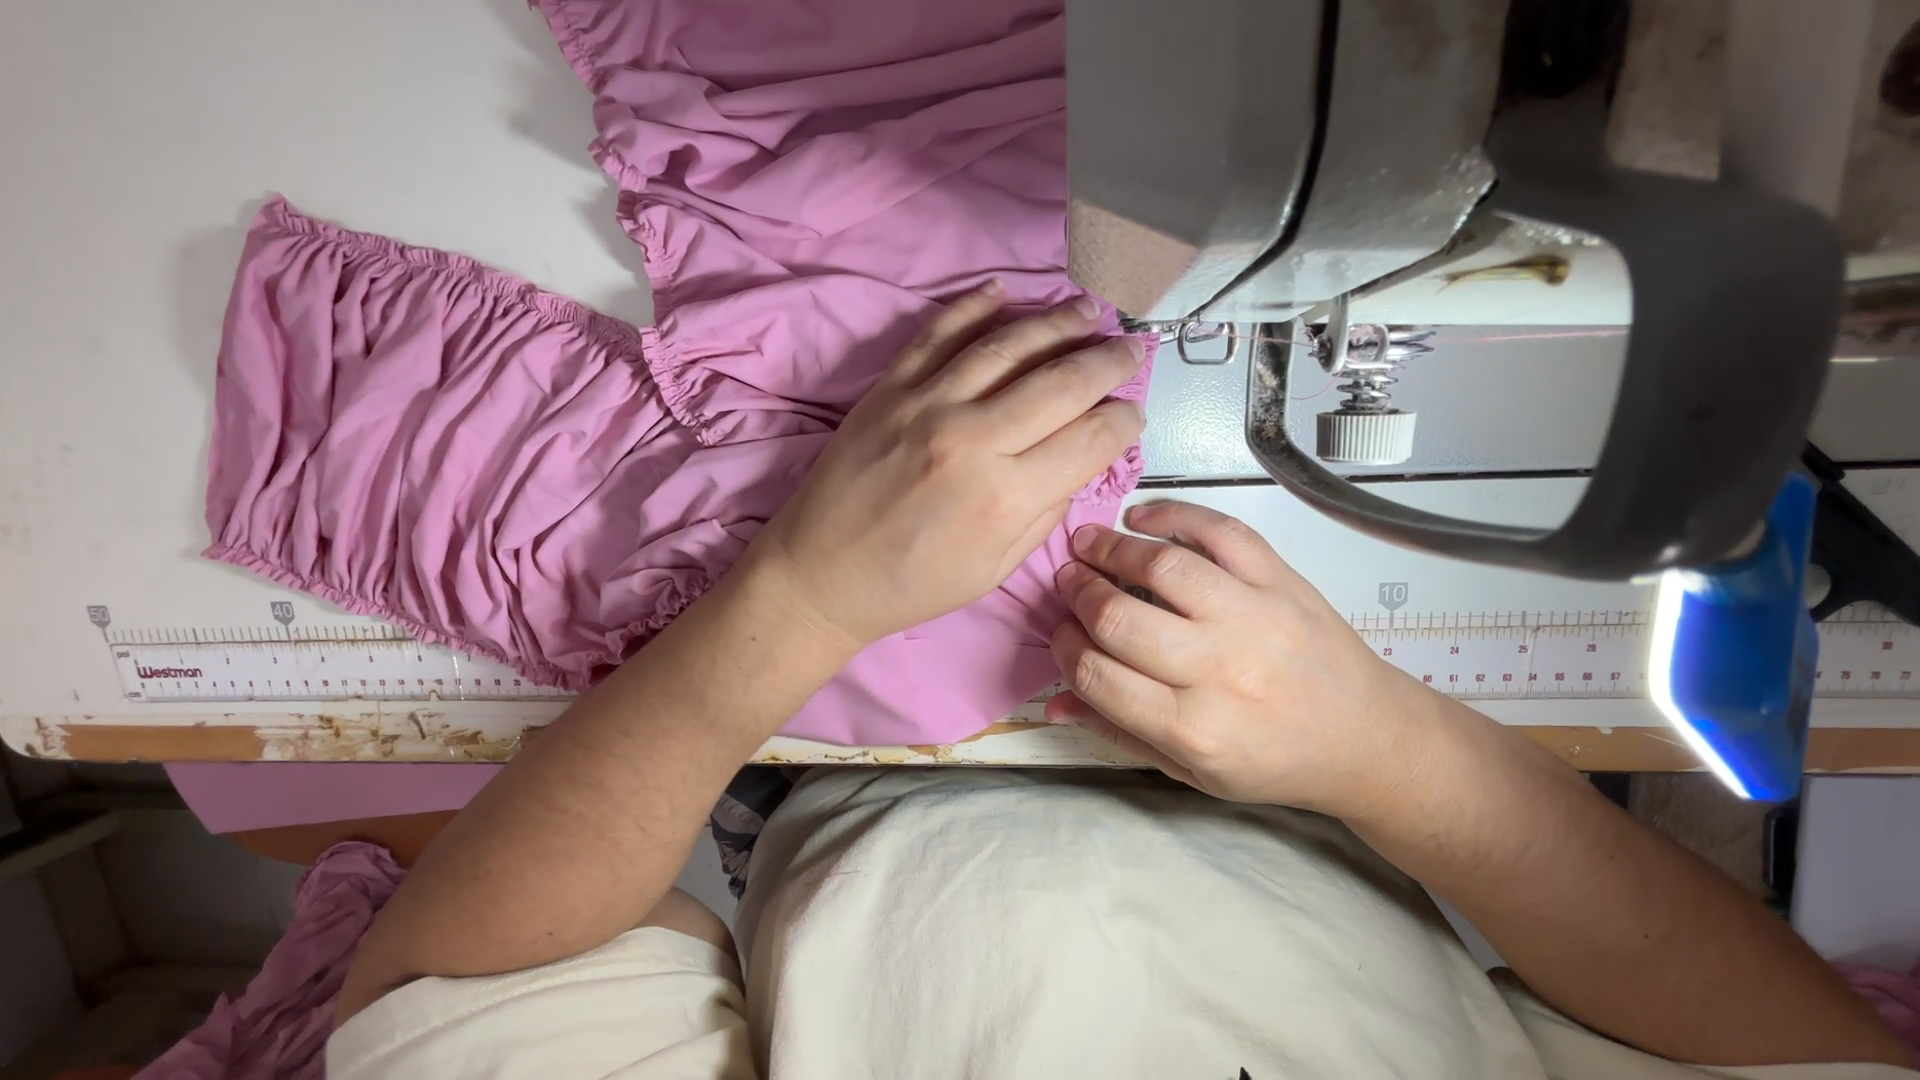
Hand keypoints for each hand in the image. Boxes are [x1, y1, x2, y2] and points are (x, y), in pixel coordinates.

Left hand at [750, 284, 1144, 648]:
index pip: (1090, 439)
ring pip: (1008, 346)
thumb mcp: (995, 568)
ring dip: (1057, 322)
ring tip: (1089, 309)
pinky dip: (974, 306)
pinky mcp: (889, 389)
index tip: (1133, 412)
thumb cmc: (912, 584)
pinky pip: (940, 333)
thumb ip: (1045, 509)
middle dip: (1108, 360)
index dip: (1123, 421)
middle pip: (1062, 382)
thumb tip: (1081, 457)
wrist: (821, 575)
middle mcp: (972, 441)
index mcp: (1006, 498)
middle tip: (1132, 347)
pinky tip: (1005, 291)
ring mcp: (927, 406)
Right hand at [1045, 500, 1438, 814]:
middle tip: (1067, 582)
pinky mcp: (1282, 581)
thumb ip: (1120, 732)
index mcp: (1193, 728)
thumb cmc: (1273, 760)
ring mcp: (1255, 618)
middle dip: (1079, 594)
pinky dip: (1176, 514)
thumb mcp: (1191, 770)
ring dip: (1112, 548)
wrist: (1365, 738)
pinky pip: (1222, 531)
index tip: (1061, 632)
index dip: (1064, 646)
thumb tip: (1053, 703)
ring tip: (1088, 543)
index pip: (1098, 674)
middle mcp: (1221, 671)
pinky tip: (1143, 518)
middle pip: (1120, 618)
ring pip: (1163, 567)